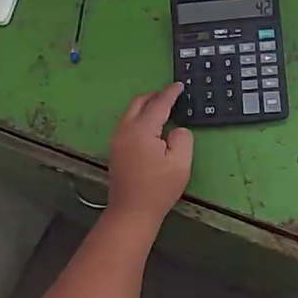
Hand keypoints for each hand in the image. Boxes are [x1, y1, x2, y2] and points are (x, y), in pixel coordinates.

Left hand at [106, 84, 193, 225]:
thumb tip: (176, 130)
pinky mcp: (115, 150)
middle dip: (155, 96)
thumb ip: (182, 139)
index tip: (180, 85)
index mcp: (142, 130)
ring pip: (130, 113)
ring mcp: (117, 140)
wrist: (131, 212)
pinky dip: (140, 117)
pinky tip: (151, 127)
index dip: (170, 93)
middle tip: (171, 96)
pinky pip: (127, 124)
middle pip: (139, 103)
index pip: (158, 104)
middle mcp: (125, 130)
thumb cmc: (159, 189)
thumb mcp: (181, 164)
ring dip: (146, 107)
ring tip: (163, 109)